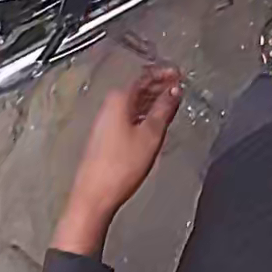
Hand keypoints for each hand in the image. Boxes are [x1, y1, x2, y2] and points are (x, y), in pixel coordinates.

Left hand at [51, 66, 182, 255]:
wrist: (93, 198)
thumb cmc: (120, 166)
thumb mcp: (150, 134)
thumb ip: (164, 109)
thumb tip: (174, 91)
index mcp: (119, 99)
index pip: (144, 77)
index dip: (163, 74)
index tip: (178, 73)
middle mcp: (109, 106)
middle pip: (138, 88)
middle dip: (159, 86)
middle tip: (178, 86)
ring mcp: (106, 122)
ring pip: (134, 103)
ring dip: (152, 101)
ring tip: (171, 103)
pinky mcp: (105, 137)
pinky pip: (128, 116)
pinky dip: (143, 114)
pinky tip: (153, 123)